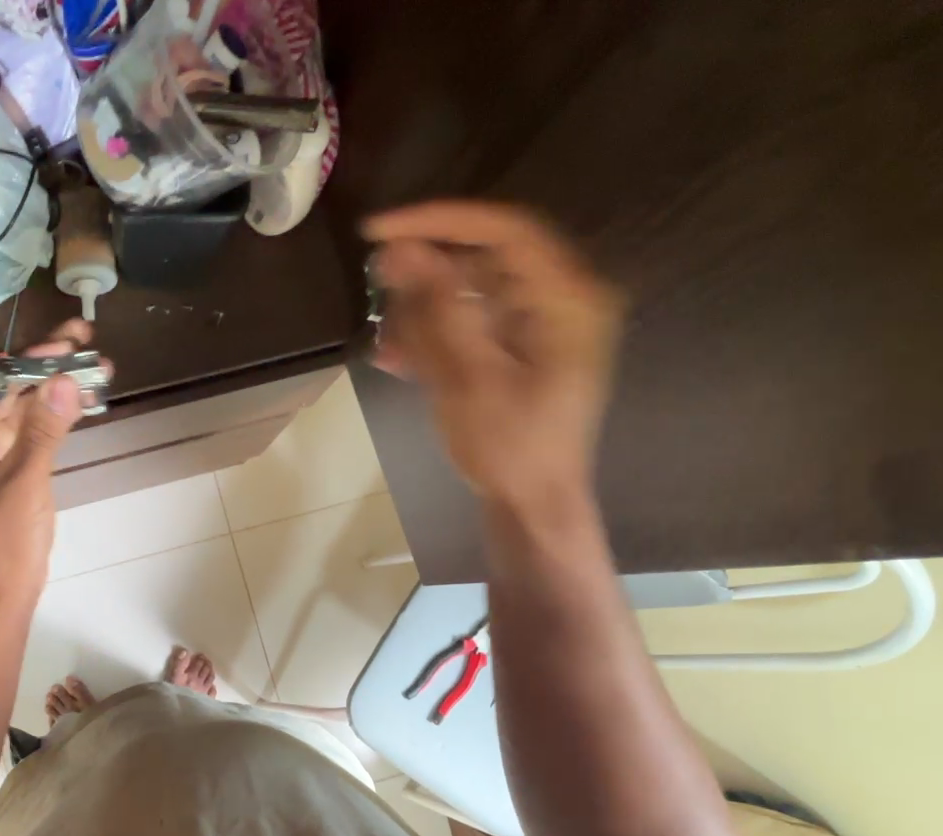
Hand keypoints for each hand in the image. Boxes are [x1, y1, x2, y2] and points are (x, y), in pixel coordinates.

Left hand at [0, 319, 98, 619]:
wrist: (0, 599)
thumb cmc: (2, 547)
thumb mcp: (24, 486)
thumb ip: (44, 431)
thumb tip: (66, 381)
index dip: (25, 363)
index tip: (63, 346)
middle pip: (3, 391)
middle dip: (43, 366)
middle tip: (82, 336)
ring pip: (20, 408)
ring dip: (54, 387)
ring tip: (94, 360)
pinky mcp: (7, 469)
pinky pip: (29, 432)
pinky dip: (54, 416)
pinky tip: (83, 395)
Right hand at [363, 201, 623, 512]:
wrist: (533, 507)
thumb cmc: (511, 448)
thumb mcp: (470, 378)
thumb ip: (437, 309)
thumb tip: (399, 250)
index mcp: (566, 299)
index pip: (503, 231)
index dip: (439, 222)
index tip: (379, 232)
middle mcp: (558, 301)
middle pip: (483, 261)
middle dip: (424, 279)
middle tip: (376, 290)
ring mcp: (539, 326)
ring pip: (469, 294)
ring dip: (422, 315)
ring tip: (386, 345)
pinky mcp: (520, 349)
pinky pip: (470, 325)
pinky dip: (434, 338)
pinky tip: (397, 360)